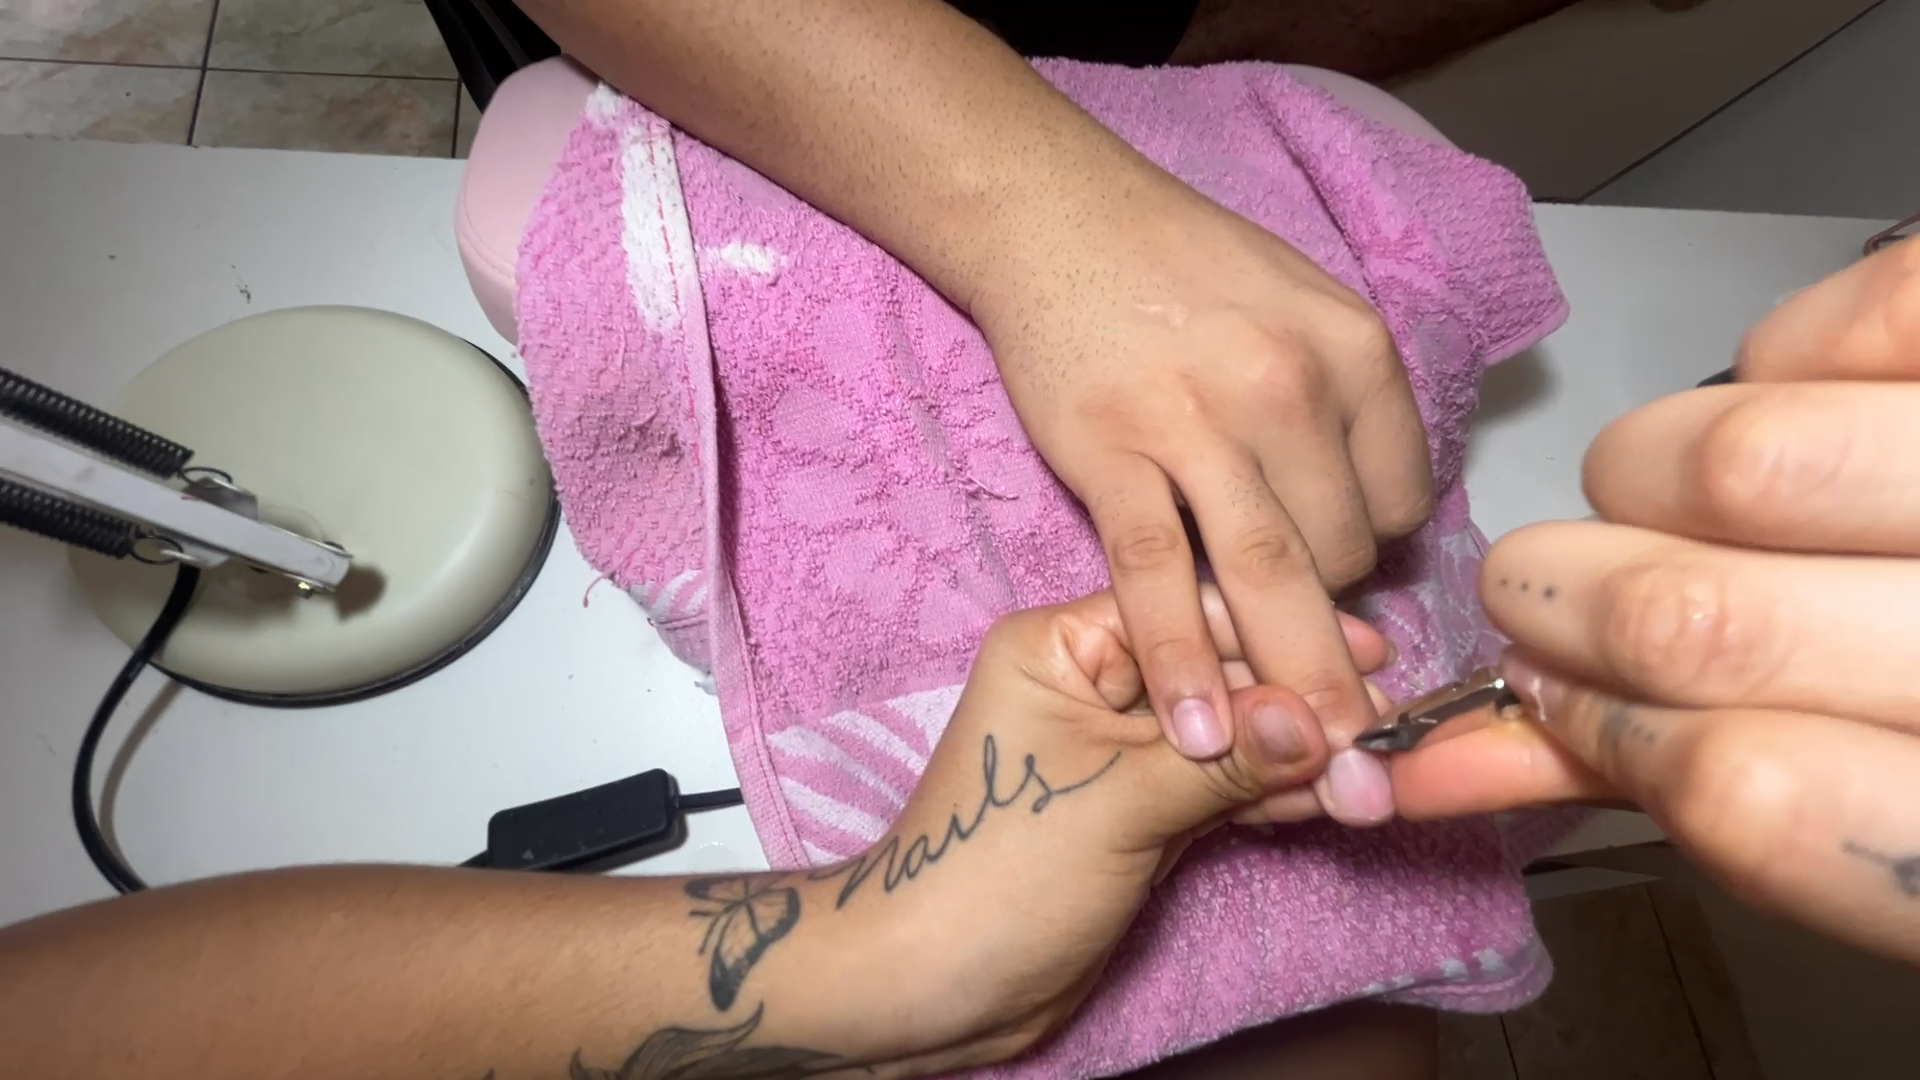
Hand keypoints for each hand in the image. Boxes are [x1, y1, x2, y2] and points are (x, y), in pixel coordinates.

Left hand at [835, 588, 1394, 1067]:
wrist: (941, 980)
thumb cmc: (1002, 869)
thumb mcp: (1117, 802)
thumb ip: (1225, 758)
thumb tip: (1324, 715)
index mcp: (1061, 644)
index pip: (1180, 614)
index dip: (1272, 634)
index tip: (1369, 657)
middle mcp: (1092, 678)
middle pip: (1211, 672)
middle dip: (1294, 704)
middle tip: (1383, 729)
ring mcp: (1120, 741)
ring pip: (1224, 730)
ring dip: (1295, 753)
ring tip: (1376, 769)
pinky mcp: (1141, 798)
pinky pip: (1217, 780)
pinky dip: (1270, 790)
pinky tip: (1332, 796)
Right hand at [971, 179, 1428, 825]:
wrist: (1058, 222)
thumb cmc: (1175, 263)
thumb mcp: (1296, 300)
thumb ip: (1338, 399)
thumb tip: (1346, 503)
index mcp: (1354, 351)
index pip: (1396, 502)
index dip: (1366, 569)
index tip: (1326, 600)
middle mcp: (1290, 390)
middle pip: (1339, 555)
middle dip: (1348, 662)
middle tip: (1367, 758)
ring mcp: (1197, 426)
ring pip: (1261, 577)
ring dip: (1282, 679)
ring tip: (1296, 765)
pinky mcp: (1112, 456)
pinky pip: (1157, 573)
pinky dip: (1180, 657)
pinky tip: (1193, 729)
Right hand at [1389, 239, 1919, 964]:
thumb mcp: (1811, 804)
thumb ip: (1624, 778)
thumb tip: (1428, 766)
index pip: (1742, 790)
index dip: (1601, 731)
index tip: (1562, 695)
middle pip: (1688, 624)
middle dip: (1562, 604)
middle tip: (1564, 595)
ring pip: (1727, 465)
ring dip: (1642, 482)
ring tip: (1690, 506)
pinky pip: (1828, 329)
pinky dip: (1774, 361)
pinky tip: (1808, 409)